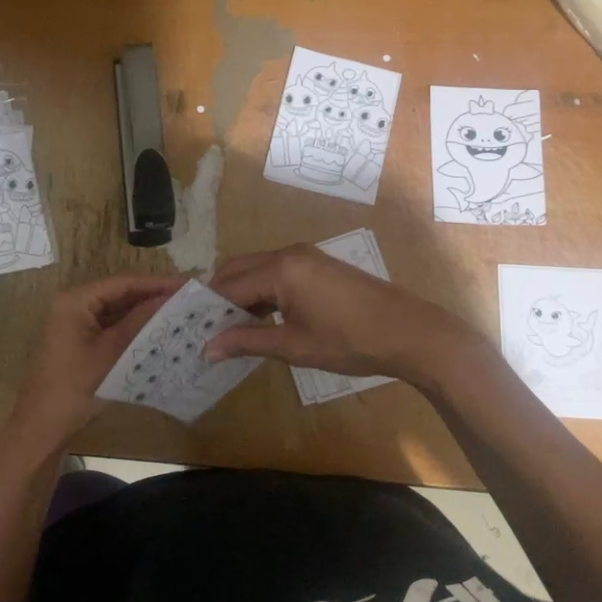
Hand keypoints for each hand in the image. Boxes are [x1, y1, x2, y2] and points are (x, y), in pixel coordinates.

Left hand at [9, 273, 187, 446]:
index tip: (188, 285)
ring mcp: (76, 324)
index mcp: (75, 301)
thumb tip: (170, 298)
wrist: (43, 426)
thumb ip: (139, 322)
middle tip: (189, 300)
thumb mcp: (112, 352)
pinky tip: (158, 333)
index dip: (156, 283)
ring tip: (181, 314)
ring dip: (144, 314)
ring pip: (116, 312)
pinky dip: (133, 329)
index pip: (122, 283)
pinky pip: (110, 328)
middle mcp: (73, 305)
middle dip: (152, 297)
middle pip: (119, 295)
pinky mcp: (80, 342)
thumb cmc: (75, 387)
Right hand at [204, 245, 481, 387]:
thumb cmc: (351, 342)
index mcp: (280, 269)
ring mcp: (306, 257)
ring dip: (239, 294)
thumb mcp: (294, 346)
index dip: (207, 310)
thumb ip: (247, 341)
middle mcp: (288, 254)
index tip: (189, 331)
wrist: (412, 334)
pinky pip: (275, 272)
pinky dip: (260, 292)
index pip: (228, 286)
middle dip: (218, 297)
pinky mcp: (318, 266)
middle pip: (236, 270)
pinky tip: (259, 318)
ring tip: (227, 327)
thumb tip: (207, 348)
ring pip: (256, 270)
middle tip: (204, 328)